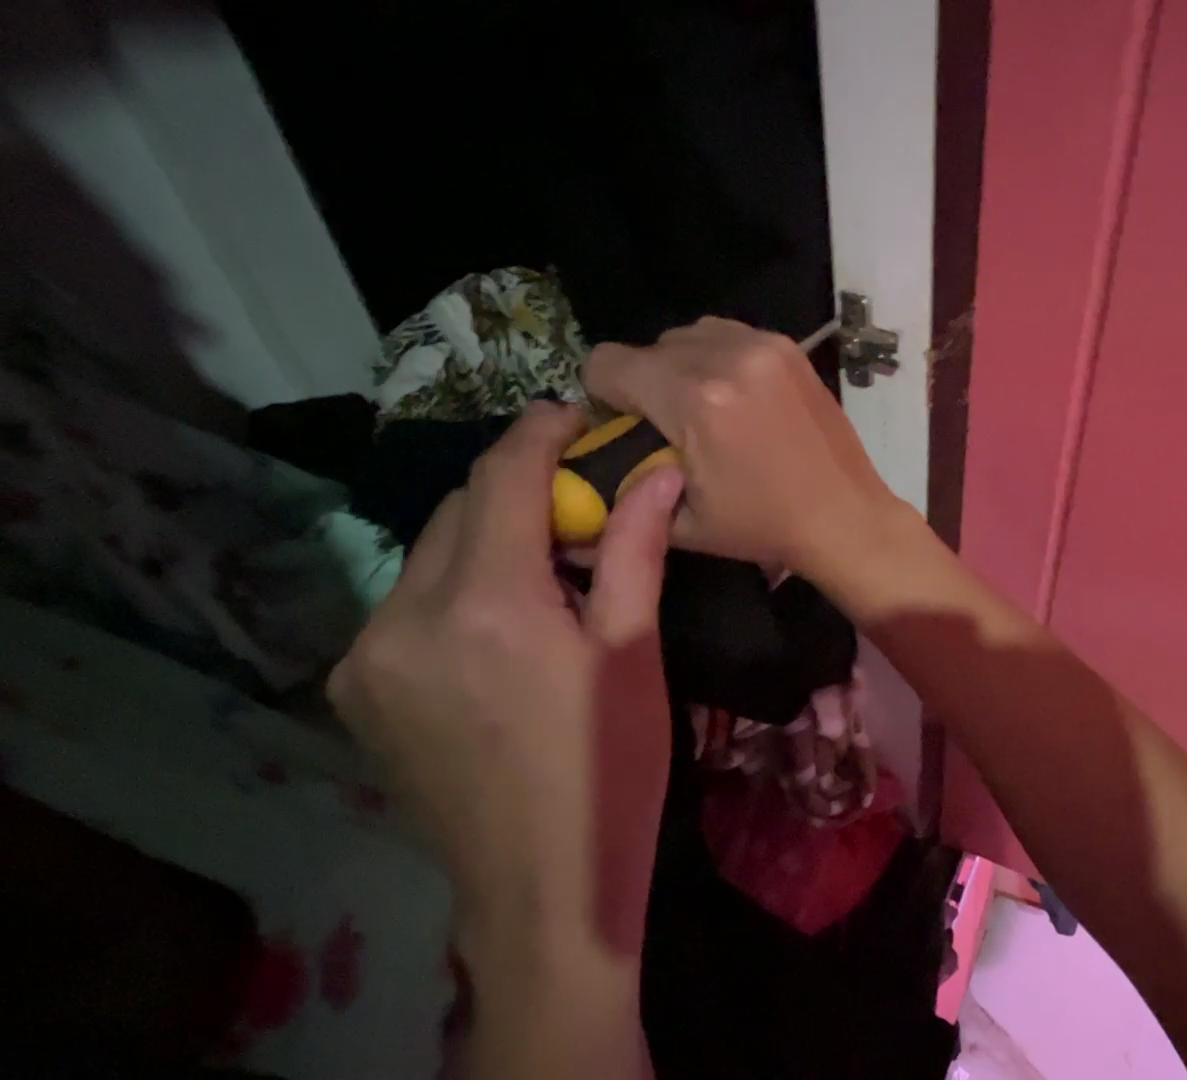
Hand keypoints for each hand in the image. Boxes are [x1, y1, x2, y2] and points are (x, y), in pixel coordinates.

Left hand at [326, 402, 681, 957]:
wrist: (541, 885)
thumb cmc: (609, 766)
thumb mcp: (635, 656)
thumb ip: (637, 552)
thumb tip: (658, 472)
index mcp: (487, 603)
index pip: (501, 477)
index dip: (538, 434)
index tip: (573, 418)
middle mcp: (405, 615)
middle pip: (459, 509)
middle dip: (516, 489)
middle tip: (576, 505)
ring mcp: (367, 655)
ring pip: (429, 556)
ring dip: (485, 540)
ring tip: (543, 572)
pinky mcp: (355, 689)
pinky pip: (405, 605)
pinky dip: (454, 590)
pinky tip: (497, 628)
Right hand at [583, 317, 906, 577]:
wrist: (845, 515)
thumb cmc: (763, 525)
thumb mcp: (682, 521)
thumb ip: (624, 484)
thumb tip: (581, 465)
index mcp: (695, 400)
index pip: (608, 363)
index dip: (605, 397)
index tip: (627, 427)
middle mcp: (727, 357)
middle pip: (648, 347)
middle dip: (646, 384)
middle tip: (671, 427)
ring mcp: (763, 345)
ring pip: (688, 335)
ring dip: (682, 366)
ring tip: (704, 410)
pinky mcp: (788, 347)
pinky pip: (727, 334)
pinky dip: (718, 358)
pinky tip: (736, 397)